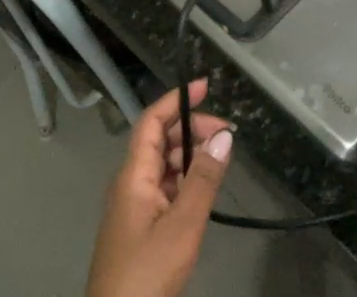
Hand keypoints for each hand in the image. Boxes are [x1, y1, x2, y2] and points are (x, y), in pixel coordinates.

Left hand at [87, 79, 233, 296]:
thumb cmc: (147, 271)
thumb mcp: (183, 225)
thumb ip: (204, 179)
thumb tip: (224, 134)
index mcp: (132, 175)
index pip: (151, 122)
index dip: (176, 100)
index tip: (204, 86)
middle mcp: (130, 183)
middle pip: (159, 140)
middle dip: (191, 128)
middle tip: (227, 134)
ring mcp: (133, 206)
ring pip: (163, 165)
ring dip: (190, 154)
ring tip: (221, 157)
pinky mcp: (140, 227)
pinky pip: (164, 188)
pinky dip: (185, 179)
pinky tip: (204, 188)